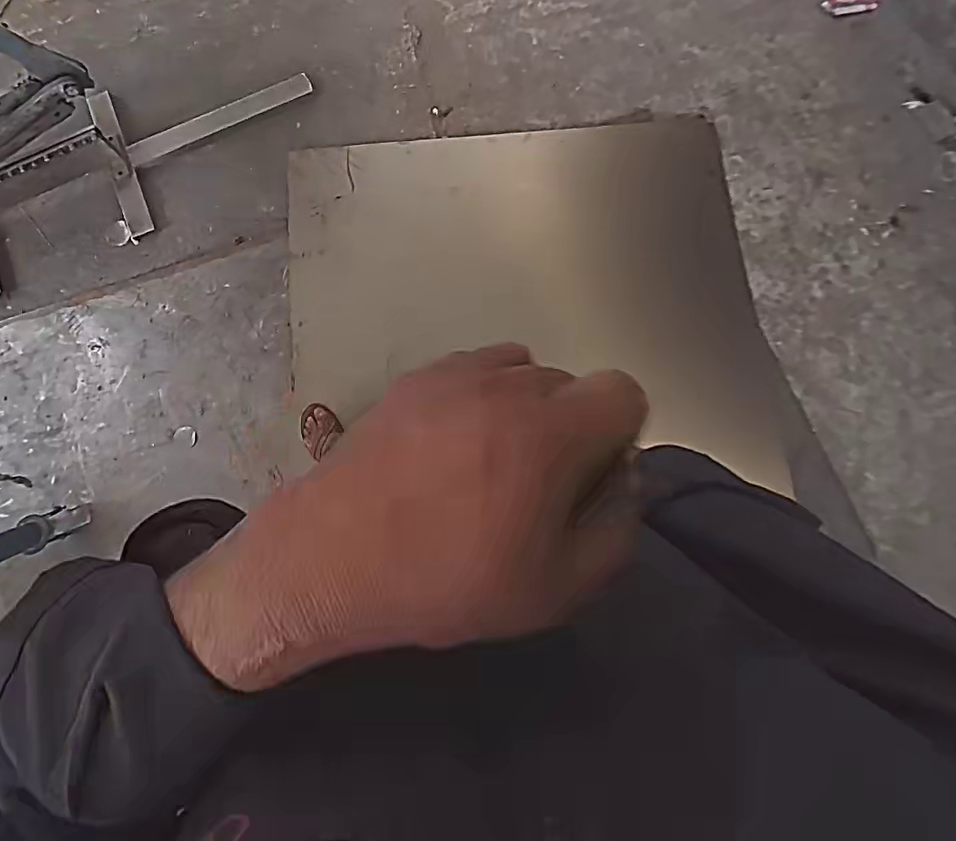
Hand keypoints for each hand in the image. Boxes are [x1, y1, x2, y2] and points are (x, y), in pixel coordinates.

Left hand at [166, 344, 647, 691]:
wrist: (333, 554)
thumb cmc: (444, 580)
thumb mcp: (556, 587)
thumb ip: (615, 525)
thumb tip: (622, 477)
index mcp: (548, 432)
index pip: (622, 392)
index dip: (616, 434)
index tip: (589, 474)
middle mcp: (501, 386)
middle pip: (568, 383)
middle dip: (569, 424)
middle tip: (534, 479)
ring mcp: (449, 374)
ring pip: (518, 370)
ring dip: (521, 406)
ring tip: (487, 457)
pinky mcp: (410, 378)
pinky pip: (469, 369)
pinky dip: (477, 394)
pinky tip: (448, 440)